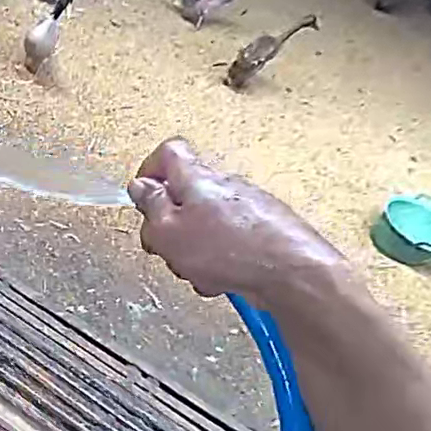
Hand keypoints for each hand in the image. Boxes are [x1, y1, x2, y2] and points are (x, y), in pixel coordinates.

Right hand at [127, 139, 351, 312]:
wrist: (289, 272)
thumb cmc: (229, 250)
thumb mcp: (168, 230)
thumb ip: (151, 205)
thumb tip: (140, 185)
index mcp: (196, 179)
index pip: (168, 152)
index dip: (149, 171)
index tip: (142, 197)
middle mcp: (223, 186)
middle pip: (181, 196)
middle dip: (167, 225)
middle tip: (165, 245)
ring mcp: (244, 208)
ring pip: (201, 224)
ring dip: (190, 248)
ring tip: (196, 268)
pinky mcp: (259, 231)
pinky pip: (223, 242)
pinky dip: (214, 260)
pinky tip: (218, 277)